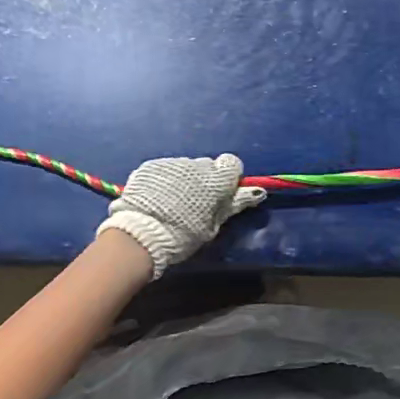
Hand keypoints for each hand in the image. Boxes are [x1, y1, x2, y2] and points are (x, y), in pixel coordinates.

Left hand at [97, 155, 265, 278]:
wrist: (142, 234)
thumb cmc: (183, 235)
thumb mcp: (212, 225)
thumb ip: (233, 205)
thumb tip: (257, 192)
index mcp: (216, 179)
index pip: (231, 164)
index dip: (227, 179)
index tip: (220, 194)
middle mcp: (195, 164)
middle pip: (205, 167)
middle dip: (202, 181)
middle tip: (192, 203)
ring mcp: (170, 163)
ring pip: (183, 168)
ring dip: (181, 180)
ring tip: (169, 203)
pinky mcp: (149, 166)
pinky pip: (162, 170)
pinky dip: (162, 180)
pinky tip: (154, 198)